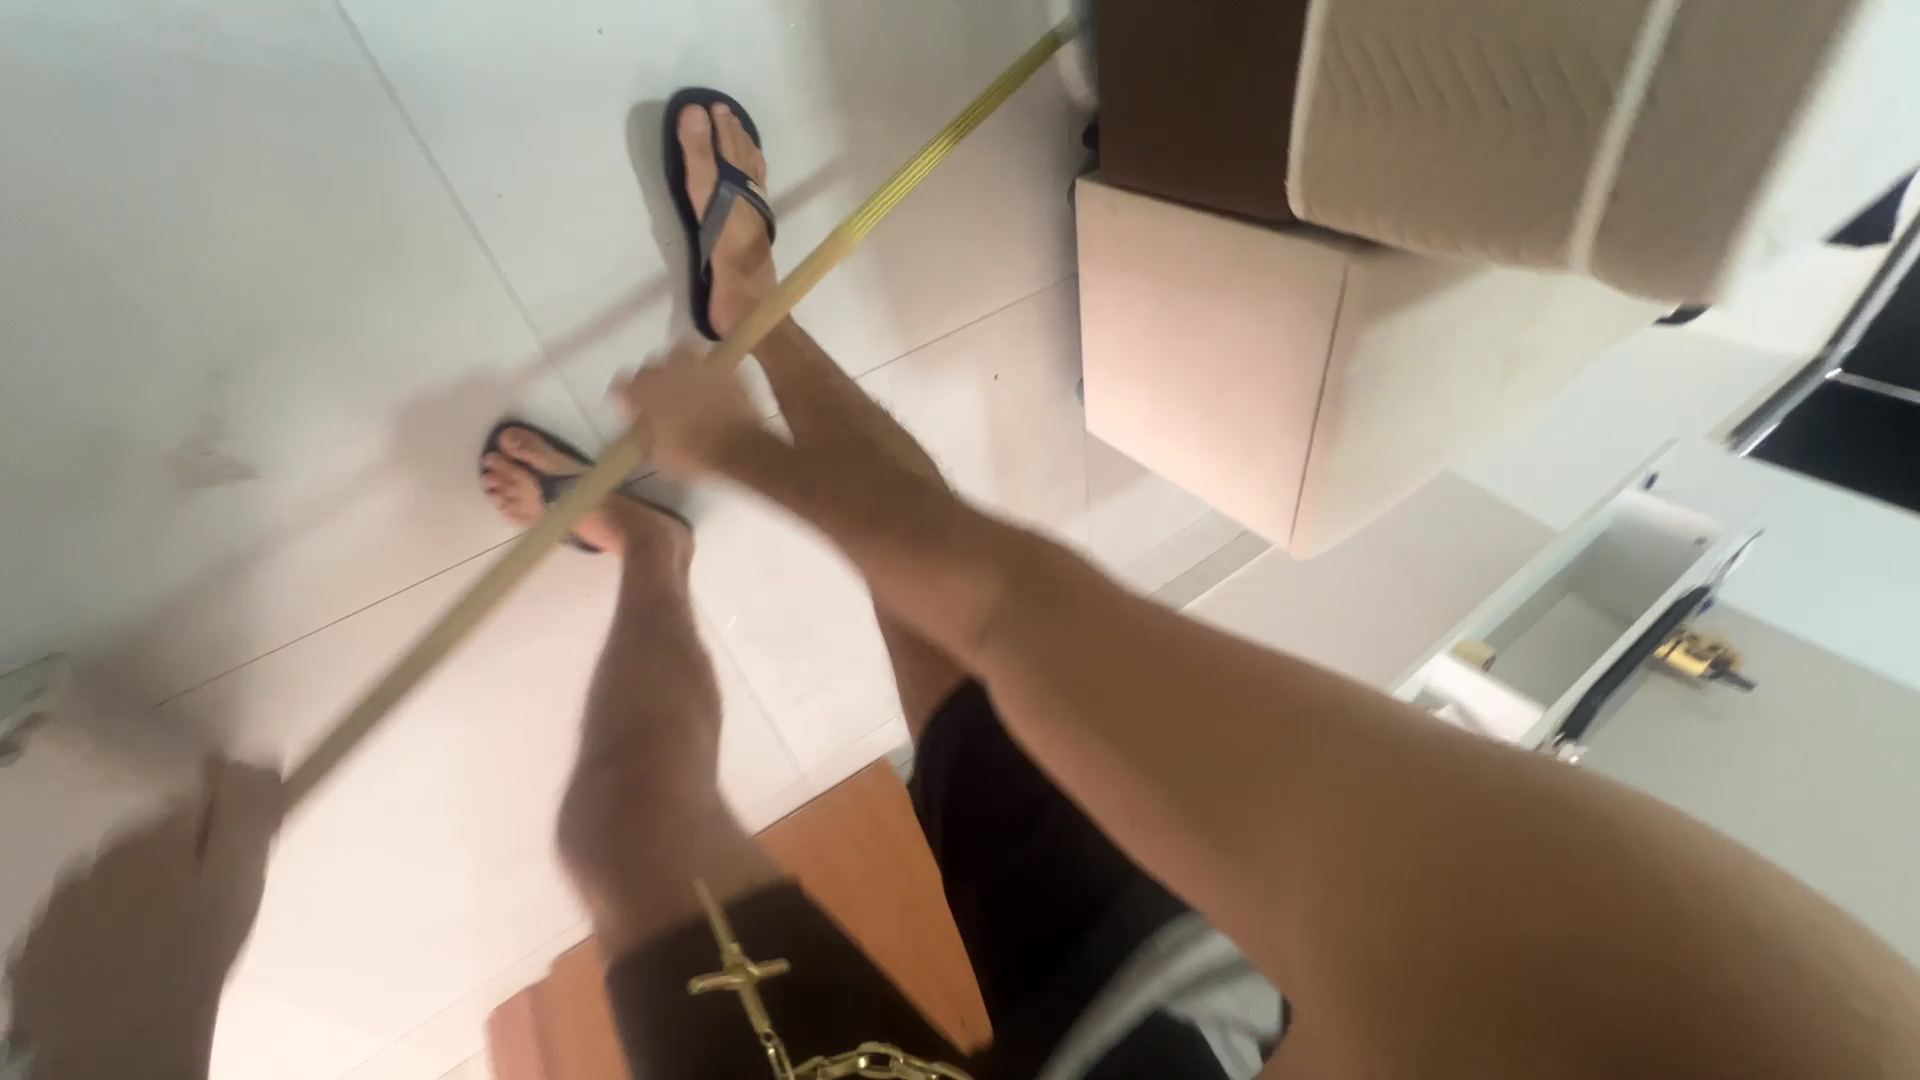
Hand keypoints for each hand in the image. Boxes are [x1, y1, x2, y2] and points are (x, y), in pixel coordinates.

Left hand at [6, 759, 282, 1079]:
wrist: (126, 1030)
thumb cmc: (201, 945)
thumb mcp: (244, 873)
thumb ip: (251, 810)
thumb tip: (256, 755)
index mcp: (161, 832)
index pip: (207, 792)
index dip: (236, 811)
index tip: (254, 838)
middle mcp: (105, 853)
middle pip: (162, 830)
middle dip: (193, 847)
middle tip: (221, 888)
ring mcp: (64, 899)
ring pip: (121, 870)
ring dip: (151, 881)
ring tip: (178, 921)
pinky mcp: (39, 941)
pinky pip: (86, 910)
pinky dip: (112, 917)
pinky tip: (134, 944)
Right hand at [610, 343, 765, 477]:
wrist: (739, 446)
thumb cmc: (694, 453)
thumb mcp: (658, 453)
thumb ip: (644, 433)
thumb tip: (642, 426)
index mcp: (645, 389)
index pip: (621, 385)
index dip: (626, 399)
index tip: (634, 411)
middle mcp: (667, 369)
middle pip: (650, 368)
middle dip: (653, 382)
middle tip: (662, 400)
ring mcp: (697, 365)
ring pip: (679, 356)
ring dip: (679, 369)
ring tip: (686, 386)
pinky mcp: (724, 368)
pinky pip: (709, 365)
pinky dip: (707, 375)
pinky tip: (712, 389)